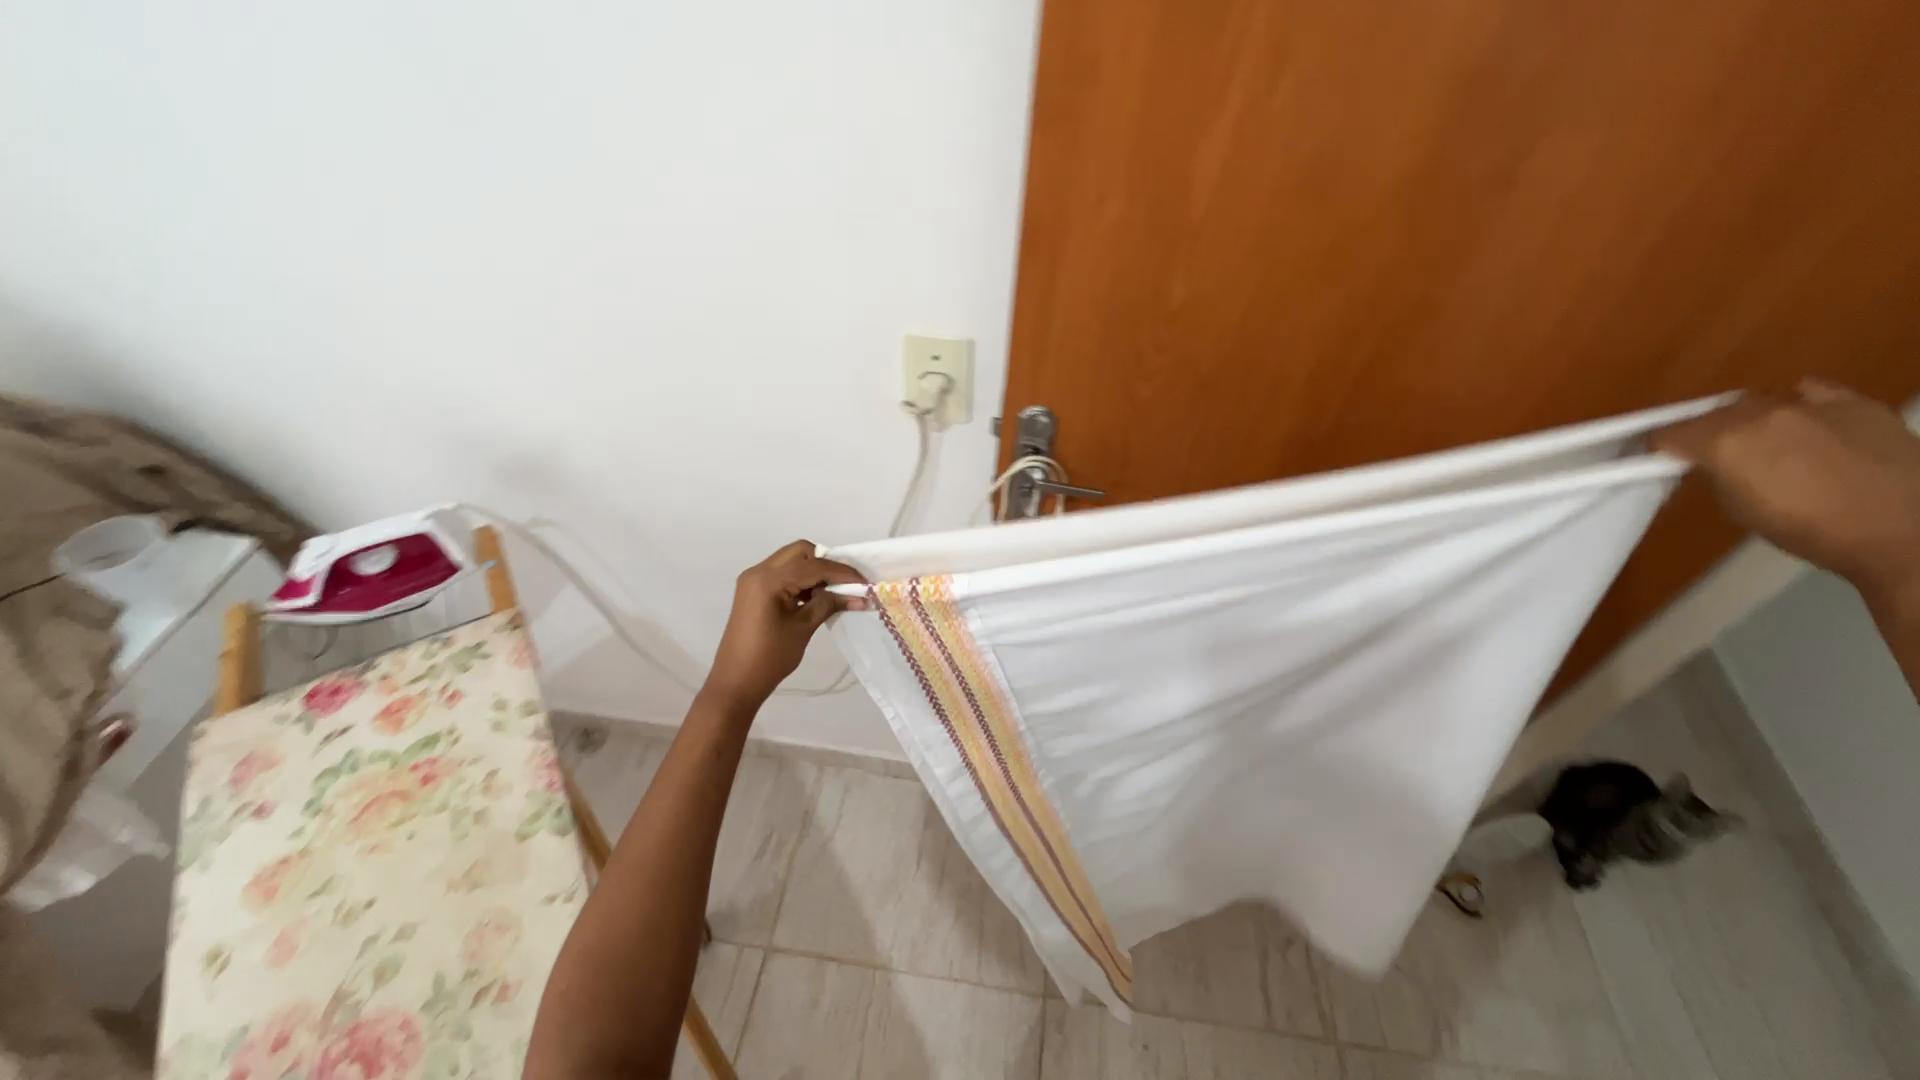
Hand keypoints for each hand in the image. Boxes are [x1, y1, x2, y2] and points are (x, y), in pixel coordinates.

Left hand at [703, 541, 868, 709]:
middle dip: (827, 564)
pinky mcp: (753, 589)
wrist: (736, 680)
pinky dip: (800, 579)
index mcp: (768, 580)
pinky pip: (782, 573)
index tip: (865, 583)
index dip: (842, 572)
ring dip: (814, 571)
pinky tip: (815, 597)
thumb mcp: (804, 628)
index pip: (814, 566)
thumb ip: (829, 604)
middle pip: (800, 552)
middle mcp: (758, 571)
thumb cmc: (770, 657)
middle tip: (845, 584)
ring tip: (833, 592)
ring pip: (791, 560)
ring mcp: (753, 579)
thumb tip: (859, 596)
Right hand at [1653, 380, 1919, 606]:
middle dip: (1705, 431)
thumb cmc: (1809, 530)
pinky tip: (1802, 418)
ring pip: (1759, 401)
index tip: (1658, 458)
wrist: (1904, 529)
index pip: (1671, 433)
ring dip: (1749, 418)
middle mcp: (1761, 413)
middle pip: (1714, 413)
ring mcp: (1810, 404)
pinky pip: (1812, 391)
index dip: (1661, 446)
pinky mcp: (1854, 403)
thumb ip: (1718, 475)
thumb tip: (1713, 463)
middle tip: (1709, 455)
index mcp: (1724, 442)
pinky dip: (1799, 401)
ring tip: (1759, 442)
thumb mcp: (1741, 509)